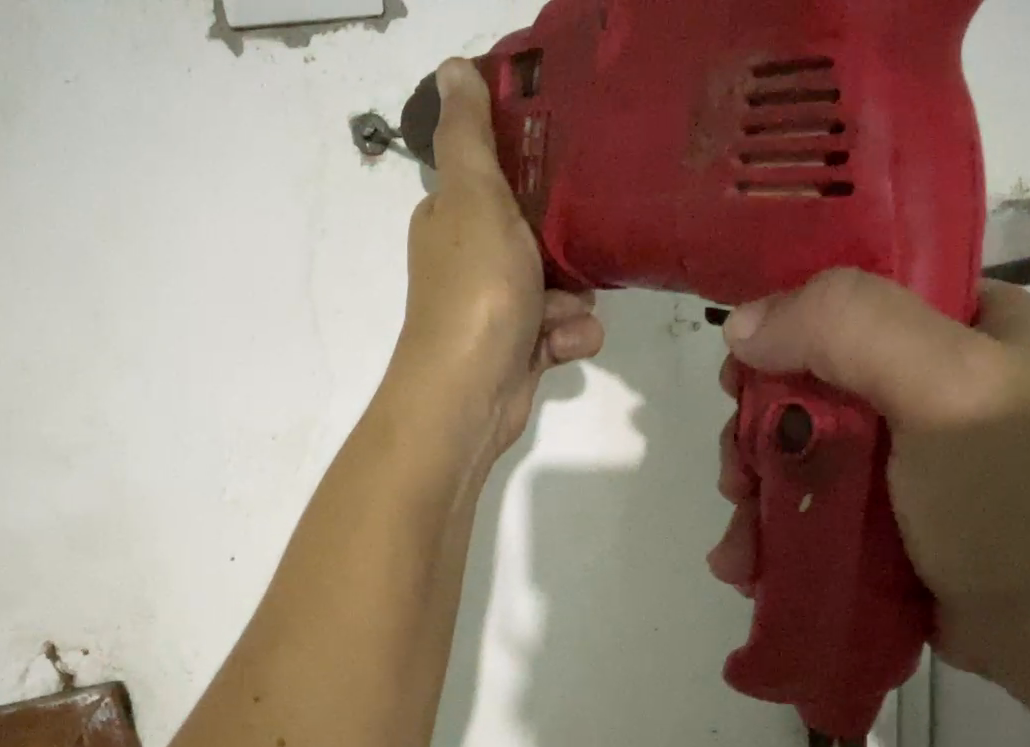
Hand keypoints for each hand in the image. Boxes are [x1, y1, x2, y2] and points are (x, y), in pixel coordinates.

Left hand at [386, 59, 603, 457]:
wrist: (468, 394)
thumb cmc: (474, 291)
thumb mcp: (474, 198)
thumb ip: (468, 135)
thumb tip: (452, 68)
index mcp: (451, 218)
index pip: (498, 178)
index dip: (535, 171)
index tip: (572, 169)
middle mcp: (469, 261)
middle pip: (539, 235)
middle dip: (567, 249)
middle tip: (578, 252)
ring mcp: (494, 310)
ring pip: (560, 287)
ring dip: (572, 302)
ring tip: (564, 315)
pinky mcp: (518, 351)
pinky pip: (562, 331)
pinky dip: (569, 338)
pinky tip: (565, 347)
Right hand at [709, 270, 1029, 701]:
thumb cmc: (1017, 499)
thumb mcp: (947, 387)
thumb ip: (849, 331)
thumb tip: (742, 325)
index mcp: (966, 328)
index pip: (855, 301)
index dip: (786, 329)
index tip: (741, 377)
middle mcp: (934, 386)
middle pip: (813, 385)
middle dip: (759, 434)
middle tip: (737, 477)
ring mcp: (909, 460)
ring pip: (803, 455)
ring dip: (756, 495)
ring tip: (739, 545)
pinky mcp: (887, 521)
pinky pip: (811, 509)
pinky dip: (772, 534)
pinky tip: (745, 566)